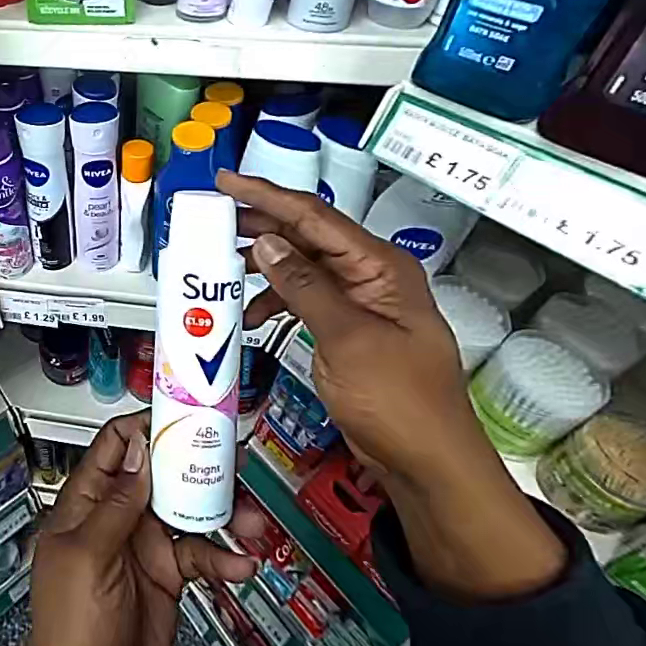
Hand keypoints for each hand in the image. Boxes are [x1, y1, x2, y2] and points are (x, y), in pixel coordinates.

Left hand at [11, 412, 262, 645]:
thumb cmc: (69, 630)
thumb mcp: (87, 558)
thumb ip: (115, 504)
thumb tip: (137, 450)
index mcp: (91, 502)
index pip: (118, 445)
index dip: (147, 426)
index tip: (182, 416)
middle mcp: (121, 514)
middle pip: (164, 472)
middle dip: (199, 465)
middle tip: (233, 460)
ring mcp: (148, 541)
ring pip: (191, 508)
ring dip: (225, 512)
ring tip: (252, 521)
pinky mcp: (170, 570)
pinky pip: (203, 551)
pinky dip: (225, 556)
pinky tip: (241, 563)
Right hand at [218, 169, 565, 599]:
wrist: (429, 466)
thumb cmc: (398, 401)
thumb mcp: (347, 338)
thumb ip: (305, 285)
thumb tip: (267, 241)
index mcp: (379, 265)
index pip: (315, 217)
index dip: (268, 195)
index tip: (228, 180)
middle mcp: (370, 275)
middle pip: (308, 236)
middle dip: (262, 226)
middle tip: (216, 220)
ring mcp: (359, 302)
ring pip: (304, 267)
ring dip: (267, 266)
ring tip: (225, 265)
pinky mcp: (348, 328)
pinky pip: (307, 299)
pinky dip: (280, 301)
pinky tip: (255, 315)